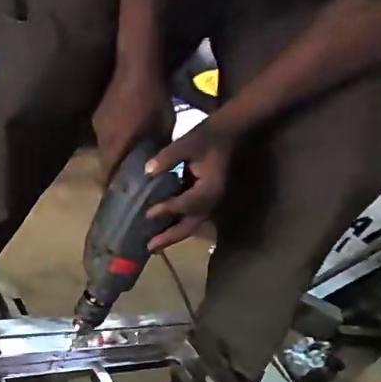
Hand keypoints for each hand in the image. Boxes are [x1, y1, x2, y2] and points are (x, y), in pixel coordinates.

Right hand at [92, 62, 171, 179]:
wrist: (137, 63)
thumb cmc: (154, 96)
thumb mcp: (165, 126)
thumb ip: (159, 148)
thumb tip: (160, 165)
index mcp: (117, 145)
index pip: (108, 177)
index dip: (112, 189)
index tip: (120, 198)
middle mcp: (102, 139)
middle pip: (104, 165)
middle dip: (113, 175)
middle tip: (125, 182)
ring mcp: (98, 125)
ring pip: (104, 150)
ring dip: (113, 157)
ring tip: (125, 161)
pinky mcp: (98, 114)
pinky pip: (104, 136)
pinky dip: (113, 142)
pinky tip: (124, 138)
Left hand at [144, 122, 231, 250]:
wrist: (234, 132)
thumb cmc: (212, 136)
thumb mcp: (189, 141)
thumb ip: (168, 157)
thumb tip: (146, 172)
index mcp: (210, 190)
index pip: (186, 204)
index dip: (167, 209)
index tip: (148, 214)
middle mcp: (213, 202)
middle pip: (190, 226)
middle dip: (169, 238)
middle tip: (149, 248)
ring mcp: (212, 203)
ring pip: (191, 225)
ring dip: (173, 235)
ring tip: (153, 245)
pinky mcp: (208, 200)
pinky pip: (192, 218)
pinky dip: (178, 224)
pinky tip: (163, 227)